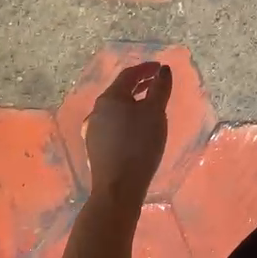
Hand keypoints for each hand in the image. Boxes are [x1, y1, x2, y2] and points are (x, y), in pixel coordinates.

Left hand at [85, 61, 171, 201]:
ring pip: (116, 108)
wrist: (118, 189)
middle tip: (157, 83)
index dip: (146, 68)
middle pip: (120, 90)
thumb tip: (163, 70)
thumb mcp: (155, 111)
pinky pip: (112, 123)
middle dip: (139, 84)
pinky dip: (126, 117)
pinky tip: (136, 126)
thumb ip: (160, 87)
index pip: (129, 75)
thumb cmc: (139, 143)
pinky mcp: (95, 147)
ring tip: (150, 104)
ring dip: (133, 101)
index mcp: (109, 98)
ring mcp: (93, 130)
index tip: (161, 68)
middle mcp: (96, 111)